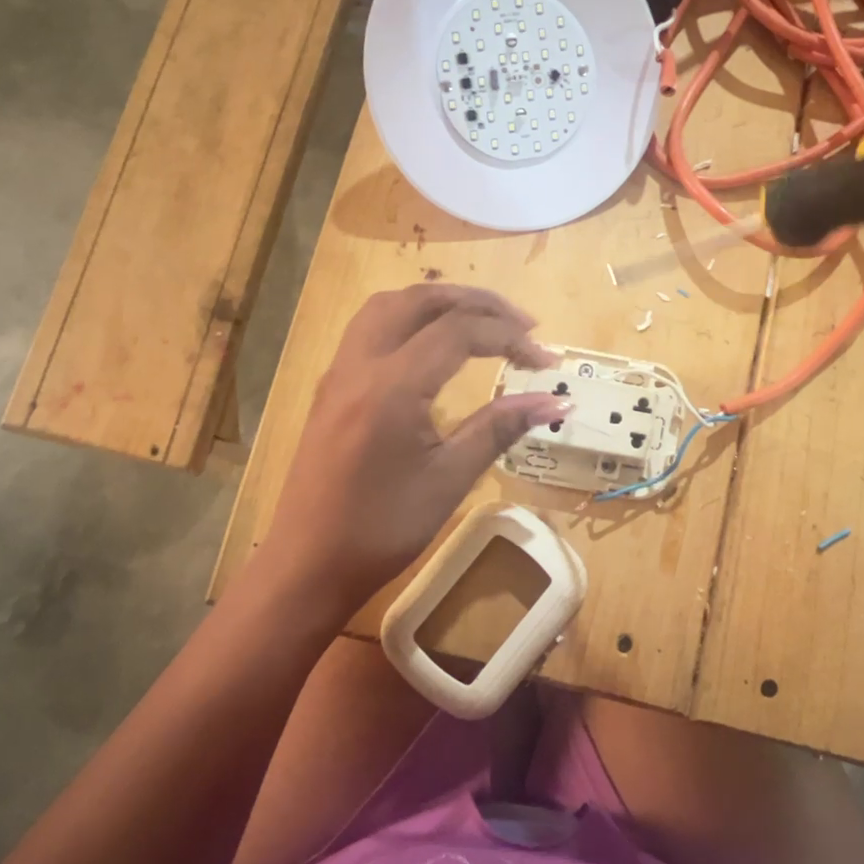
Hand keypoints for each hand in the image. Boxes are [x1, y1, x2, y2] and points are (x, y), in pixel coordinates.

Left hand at [257, 285, 567, 614]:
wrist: (309, 563)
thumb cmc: (382, 528)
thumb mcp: (449, 479)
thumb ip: (500, 428)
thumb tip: (555, 402)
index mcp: (391, 386)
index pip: (459, 331)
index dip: (509, 336)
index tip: (546, 361)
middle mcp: (360, 364)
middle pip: (421, 300)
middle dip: (477, 302)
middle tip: (522, 324)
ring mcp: (339, 373)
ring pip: (388, 306)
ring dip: (438, 302)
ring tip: (480, 322)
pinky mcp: (331, 388)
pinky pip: (369, 328)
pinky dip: (409, 319)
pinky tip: (432, 346)